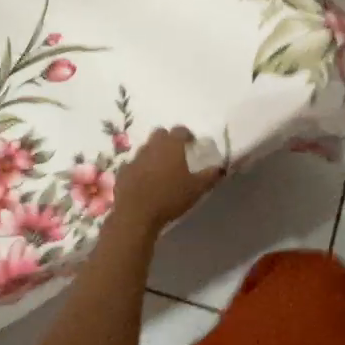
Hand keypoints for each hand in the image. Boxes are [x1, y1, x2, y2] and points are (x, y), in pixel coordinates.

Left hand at [110, 126, 224, 236]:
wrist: (136, 214)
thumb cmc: (170, 197)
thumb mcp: (197, 189)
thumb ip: (210, 175)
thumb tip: (221, 167)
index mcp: (171, 145)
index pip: (180, 130)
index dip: (187, 135)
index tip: (192, 144)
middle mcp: (152, 146)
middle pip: (160, 134)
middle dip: (168, 140)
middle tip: (176, 154)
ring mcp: (135, 158)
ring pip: (146, 148)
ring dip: (153, 154)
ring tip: (160, 170)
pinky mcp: (123, 172)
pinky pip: (133, 165)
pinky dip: (139, 169)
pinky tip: (144, 182)